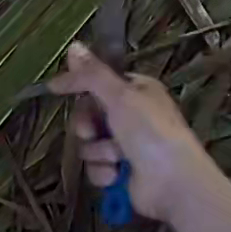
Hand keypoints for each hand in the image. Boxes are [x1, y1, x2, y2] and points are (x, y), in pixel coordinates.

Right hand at [48, 43, 224, 222]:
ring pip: (89, 143)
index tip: (56, 88)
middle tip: (91, 132)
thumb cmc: (151, 132)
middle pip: (88, 113)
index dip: (78, 86)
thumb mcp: (120, 96)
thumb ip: (92, 74)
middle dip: (87, 125)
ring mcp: (126, 145)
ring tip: (116, 158)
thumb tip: (72, 46)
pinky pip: (96, 167)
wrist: (174, 185)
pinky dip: (104, 172)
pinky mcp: (120, 172)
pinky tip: (117, 175)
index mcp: (136, 90)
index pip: (97, 82)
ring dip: (99, 151)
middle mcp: (130, 115)